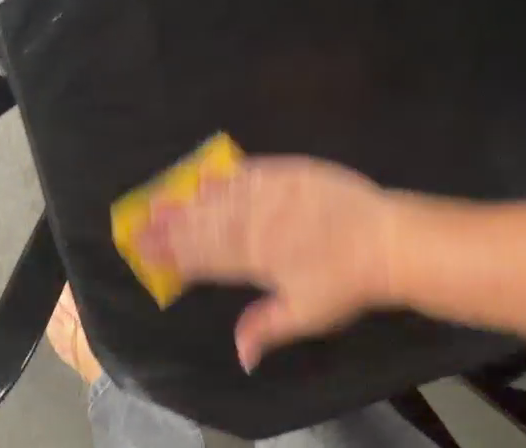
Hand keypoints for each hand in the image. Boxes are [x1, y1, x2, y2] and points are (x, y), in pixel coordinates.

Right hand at [139, 156, 397, 370]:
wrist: (385, 240)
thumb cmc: (345, 282)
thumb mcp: (307, 313)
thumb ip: (267, 326)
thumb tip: (238, 353)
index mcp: (258, 259)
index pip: (206, 257)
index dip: (175, 255)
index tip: (146, 251)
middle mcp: (259, 223)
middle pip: (206, 224)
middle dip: (171, 225)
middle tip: (140, 222)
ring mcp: (273, 194)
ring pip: (221, 197)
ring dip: (189, 200)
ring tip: (161, 198)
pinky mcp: (289, 172)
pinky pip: (249, 172)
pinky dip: (225, 176)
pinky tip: (206, 175)